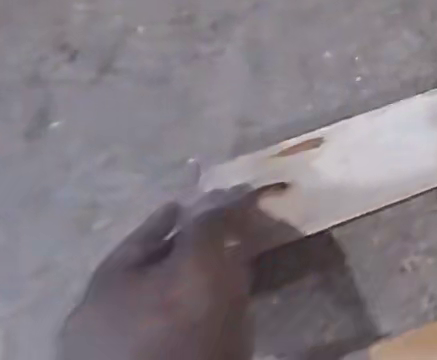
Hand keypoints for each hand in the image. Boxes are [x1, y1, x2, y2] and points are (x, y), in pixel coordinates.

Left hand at [58, 187, 276, 359]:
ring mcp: (118, 338)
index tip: (207, 198)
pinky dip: (198, 290)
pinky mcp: (147, 350)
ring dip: (198, 265)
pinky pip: (173, 308)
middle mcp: (99, 312)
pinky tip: (223, 286)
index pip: (141, 238)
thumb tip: (224, 194)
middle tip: (229, 221)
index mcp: (102, 287)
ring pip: (163, 286)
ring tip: (234, 251)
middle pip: (152, 263)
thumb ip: (208, 223)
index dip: (176, 215)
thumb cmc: (183, 314)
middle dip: (190, 240)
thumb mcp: (199, 260)